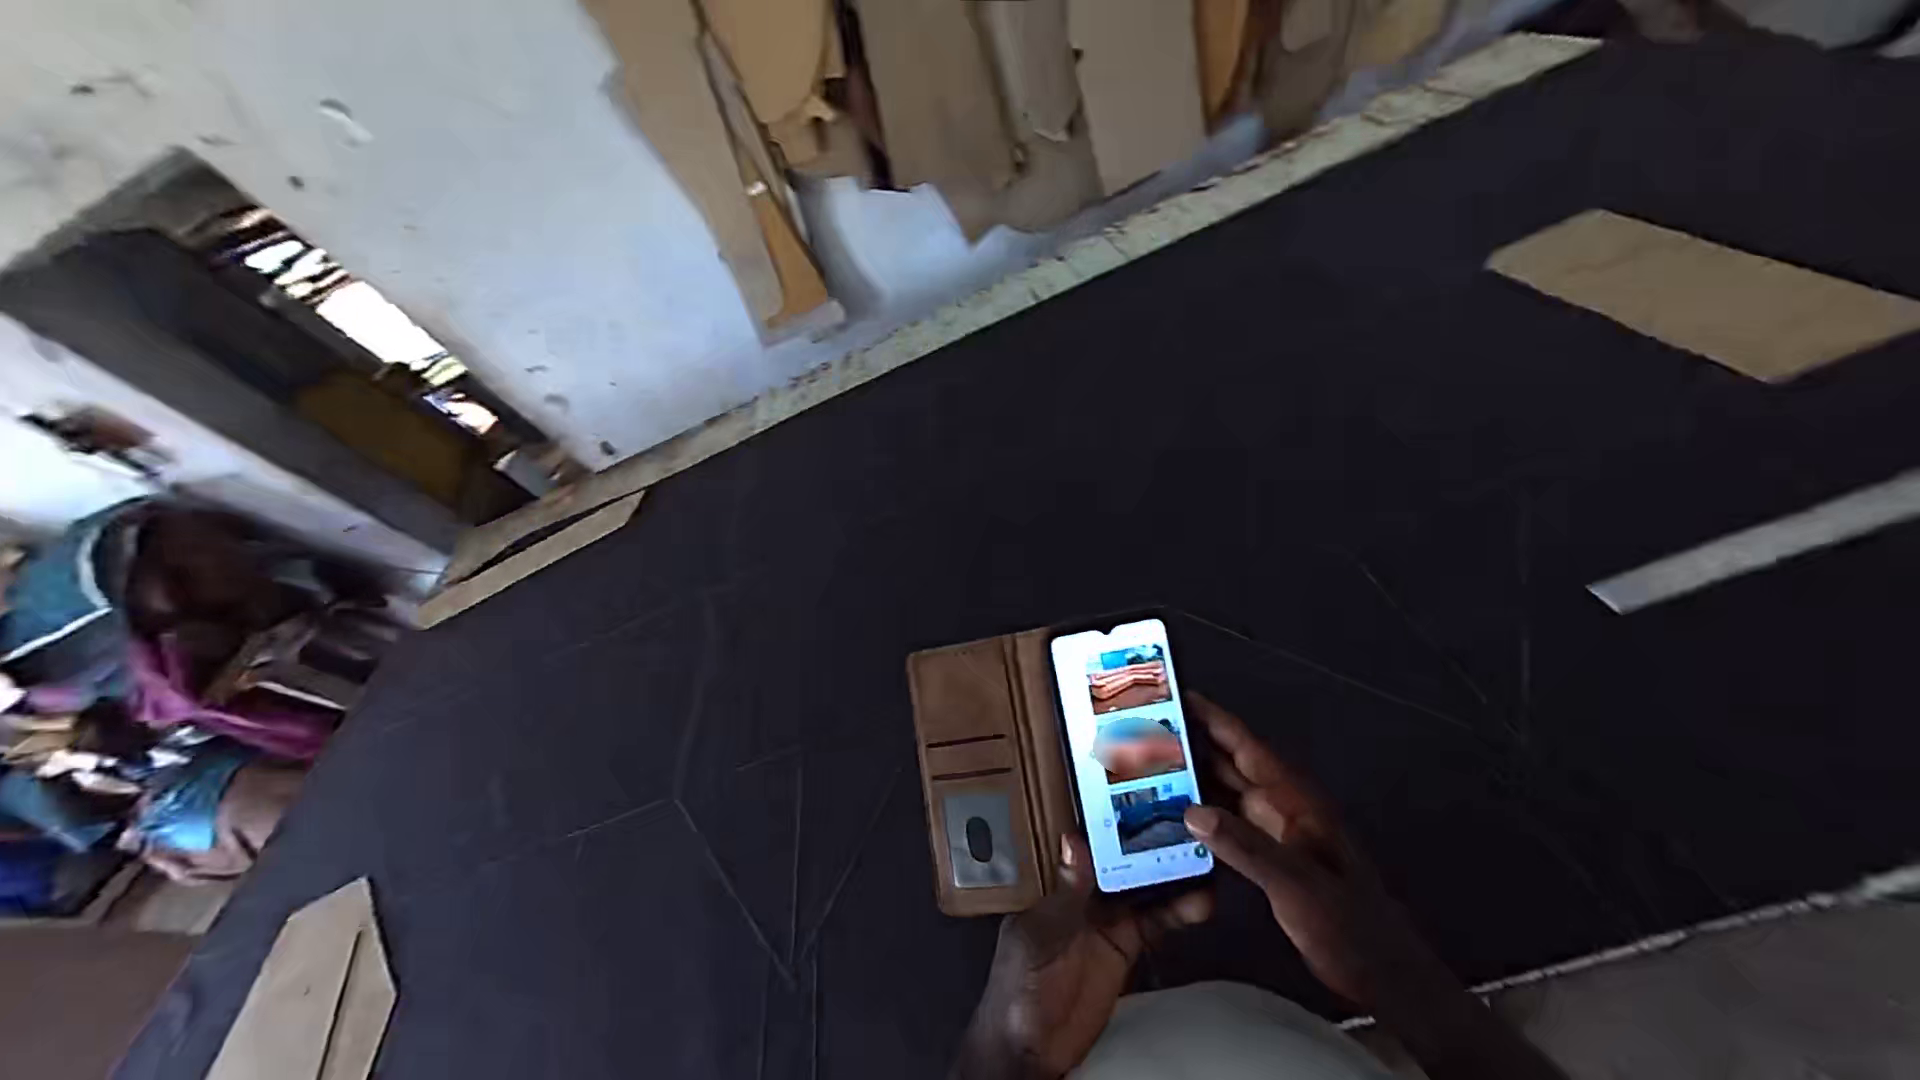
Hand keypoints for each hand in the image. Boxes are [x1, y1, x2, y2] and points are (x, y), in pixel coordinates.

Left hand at [950, 834, 1210, 1079]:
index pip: (1086, 842)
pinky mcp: (1125, 946)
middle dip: (1149, 842)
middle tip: (1185, 821)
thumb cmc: (1020, 982)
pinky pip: (1155, 922)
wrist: (1031, 1048)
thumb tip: (1074, 839)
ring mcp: (1107, 917)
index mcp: (1055, 879)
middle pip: (1121, 860)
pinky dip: (1178, 911)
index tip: (1140, 797)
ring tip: (1204, 855)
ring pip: (1144, 886)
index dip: (1110, 821)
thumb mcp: (1039, 936)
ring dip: (1171, 873)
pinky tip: (1202, 901)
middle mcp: (1084, 890)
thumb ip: (1065, 893)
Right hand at [1181, 693, 1564, 1079]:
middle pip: (1230, 762)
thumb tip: (1192, 811)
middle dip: (1192, 742)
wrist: (1383, 976)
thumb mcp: (1297, 884)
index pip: (1246, 745)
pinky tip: (1172, 814)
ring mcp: (1274, 830)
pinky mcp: (1267, 854)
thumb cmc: (1350, 925)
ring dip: (1192, 777)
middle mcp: (1281, 805)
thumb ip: (1246, 846)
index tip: (1177, 695)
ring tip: (1148, 764)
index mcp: (1295, 798)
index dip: (1212, 718)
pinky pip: (1226, 821)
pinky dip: (1200, 812)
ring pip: (1225, 791)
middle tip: (1145, 729)